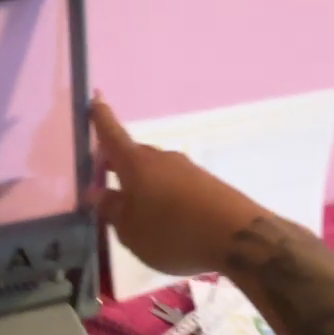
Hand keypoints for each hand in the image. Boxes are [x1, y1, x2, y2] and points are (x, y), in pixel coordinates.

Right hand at [90, 97, 268, 277]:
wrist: (238, 238)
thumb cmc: (172, 233)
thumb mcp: (130, 230)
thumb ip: (111, 209)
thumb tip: (97, 192)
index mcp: (135, 164)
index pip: (112, 134)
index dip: (101, 117)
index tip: (95, 96)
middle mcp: (161, 159)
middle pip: (133, 155)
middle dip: (117, 164)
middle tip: (104, 183)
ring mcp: (187, 169)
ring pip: (155, 172)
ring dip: (142, 185)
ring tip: (135, 212)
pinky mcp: (207, 184)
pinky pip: (175, 185)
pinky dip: (164, 196)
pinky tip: (165, 220)